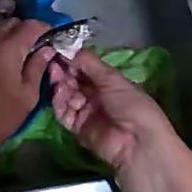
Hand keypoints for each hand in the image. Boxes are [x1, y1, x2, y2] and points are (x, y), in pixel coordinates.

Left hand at [0, 19, 53, 152]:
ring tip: (18, 54)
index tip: (52, 38)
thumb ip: (38, 67)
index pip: (30, 25)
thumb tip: (47, 49)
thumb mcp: (28, 94)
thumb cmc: (2, 114)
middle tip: (36, 46)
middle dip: (26, 30)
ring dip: (9, 35)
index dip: (44, 28)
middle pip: (11, 23)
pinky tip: (0, 61)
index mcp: (8, 48)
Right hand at [48, 49, 183, 173]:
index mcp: (109, 83)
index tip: (59, 51)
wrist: (137, 144)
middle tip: (54, 65)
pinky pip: (64, 114)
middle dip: (64, 72)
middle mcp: (97, 96)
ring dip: (61, 86)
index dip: (73, 60)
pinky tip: (59, 93)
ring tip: (57, 77)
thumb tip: (69, 47)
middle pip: (74, 81)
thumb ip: (89, 63)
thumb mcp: (112, 79)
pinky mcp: (78, 129)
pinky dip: (59, 103)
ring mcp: (87, 112)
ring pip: (67, 96)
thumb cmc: (131, 105)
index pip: (86, 69)